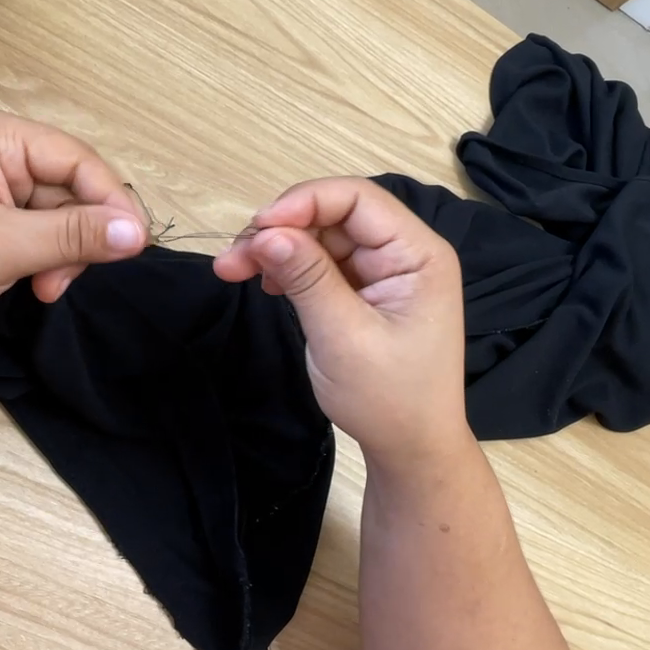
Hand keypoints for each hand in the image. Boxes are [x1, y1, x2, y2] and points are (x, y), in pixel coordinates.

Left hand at [0, 105, 147, 328]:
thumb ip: (72, 236)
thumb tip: (135, 234)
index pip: (76, 160)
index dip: (111, 201)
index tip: (133, 245)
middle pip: (72, 189)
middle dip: (78, 237)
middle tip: (66, 278)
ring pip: (59, 215)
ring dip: (62, 255)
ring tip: (43, 287)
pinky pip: (39, 231)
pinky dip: (45, 260)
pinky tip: (32, 283)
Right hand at [213, 178, 470, 462]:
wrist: (410, 449)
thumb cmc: (388, 398)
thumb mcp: (343, 337)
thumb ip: (307, 278)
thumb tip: (264, 232)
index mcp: (418, 254)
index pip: (359, 199)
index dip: (304, 202)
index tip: (258, 228)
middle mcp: (403, 253)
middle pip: (334, 216)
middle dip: (281, 229)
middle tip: (231, 259)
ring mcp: (382, 272)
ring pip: (321, 239)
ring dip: (277, 249)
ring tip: (233, 271)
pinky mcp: (363, 291)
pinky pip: (321, 264)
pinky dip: (289, 269)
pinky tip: (265, 284)